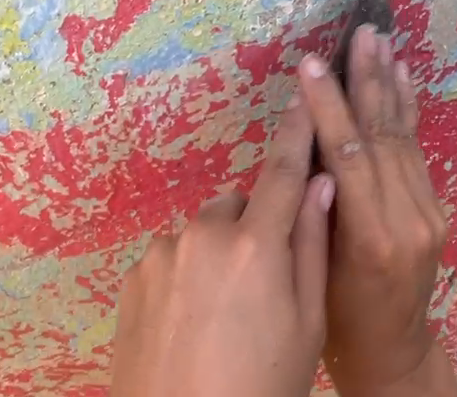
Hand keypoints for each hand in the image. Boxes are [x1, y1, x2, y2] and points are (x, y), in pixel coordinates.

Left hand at [110, 95, 336, 396]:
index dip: (297, 130)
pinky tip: (189, 321)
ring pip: (203, 231)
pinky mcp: (135, 273)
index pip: (283, 170)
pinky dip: (185, 272)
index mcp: (255, 246)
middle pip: (239, 205)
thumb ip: (311, 247)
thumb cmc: (260, 388)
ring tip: (221, 314)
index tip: (306, 90)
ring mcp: (164, 251)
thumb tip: (321, 183)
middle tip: (261, 285)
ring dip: (217, 252)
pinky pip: (172, 254)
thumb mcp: (305, 327)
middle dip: (253, 227)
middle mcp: (204, 233)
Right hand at [300, 25, 456, 396]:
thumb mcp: (311, 261)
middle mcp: (408, 218)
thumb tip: (304, 133)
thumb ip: (314, 199)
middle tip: (360, 31)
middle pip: (380, 135)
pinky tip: (403, 75)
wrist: (391, 350)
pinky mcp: (437, 206)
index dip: (328, 105)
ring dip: (388, 82)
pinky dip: (407, 107)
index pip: (347, 155)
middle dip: (366, 78)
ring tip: (380, 39)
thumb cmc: (333, 312)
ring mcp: (429, 211)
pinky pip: (416, 148)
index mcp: (371, 237)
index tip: (312, 62)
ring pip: (402, 135)